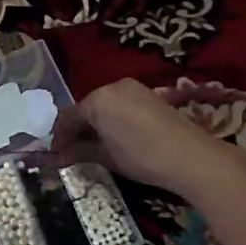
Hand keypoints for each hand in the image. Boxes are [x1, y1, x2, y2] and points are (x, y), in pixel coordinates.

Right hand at [54, 79, 245, 196]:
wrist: (191, 157)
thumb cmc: (140, 156)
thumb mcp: (104, 156)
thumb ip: (78, 151)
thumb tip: (57, 156)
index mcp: (96, 100)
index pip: (67, 117)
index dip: (59, 137)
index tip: (55, 154)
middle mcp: (113, 87)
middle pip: (85, 108)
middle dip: (76, 129)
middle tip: (71, 151)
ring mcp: (134, 89)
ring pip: (104, 106)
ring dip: (95, 124)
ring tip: (93, 146)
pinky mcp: (151, 96)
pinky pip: (121, 105)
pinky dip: (112, 120)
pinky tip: (115, 138)